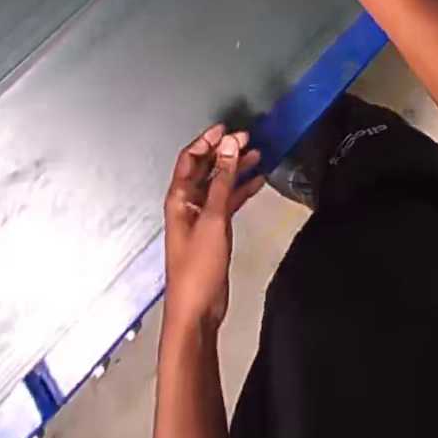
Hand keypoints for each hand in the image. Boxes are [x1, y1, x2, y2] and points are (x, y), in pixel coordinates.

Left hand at [163, 125, 263, 330]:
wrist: (197, 309)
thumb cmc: (199, 264)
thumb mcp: (214, 217)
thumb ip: (223, 179)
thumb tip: (230, 144)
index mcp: (179, 198)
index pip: (190, 159)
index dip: (206, 141)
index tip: (227, 128)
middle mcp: (188, 203)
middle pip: (205, 168)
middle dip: (225, 152)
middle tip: (248, 139)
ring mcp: (202, 216)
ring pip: (219, 183)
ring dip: (236, 168)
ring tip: (257, 155)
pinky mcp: (214, 229)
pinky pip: (228, 200)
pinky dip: (241, 189)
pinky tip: (258, 181)